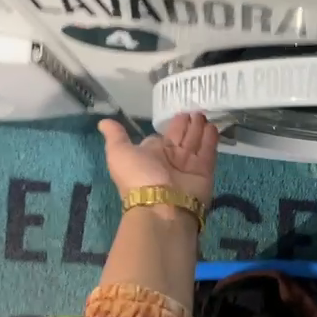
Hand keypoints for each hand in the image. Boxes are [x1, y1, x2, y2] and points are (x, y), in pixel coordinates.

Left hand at [99, 113, 219, 205]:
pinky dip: (210, 139)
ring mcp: (187, 166)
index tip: (178, 114)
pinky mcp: (204, 171)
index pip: (160, 138)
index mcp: (149, 155)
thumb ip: (116, 136)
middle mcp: (169, 160)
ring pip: (194, 142)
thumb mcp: (118, 153)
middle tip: (194, 110)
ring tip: (203, 113)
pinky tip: (213, 126)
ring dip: (198, 128)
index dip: (168, 127)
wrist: (162, 206)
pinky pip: (207, 152)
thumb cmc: (138, 177)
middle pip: (179, 138)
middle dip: (186, 124)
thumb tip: (103, 122)